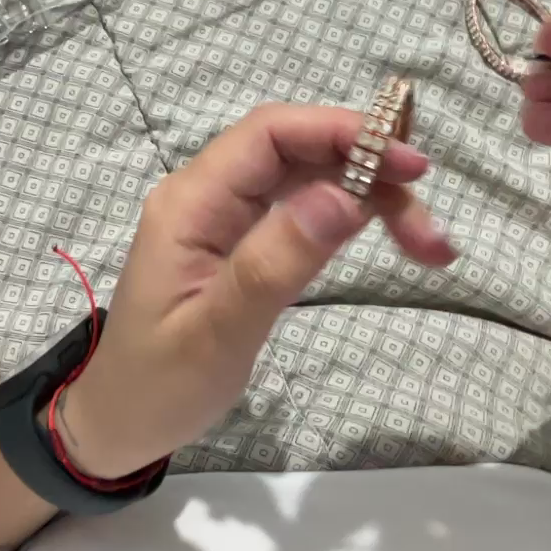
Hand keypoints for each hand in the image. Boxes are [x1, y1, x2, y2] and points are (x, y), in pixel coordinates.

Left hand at [56, 104, 459, 477]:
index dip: (341, 132)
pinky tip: (391, 239)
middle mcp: (208, 196)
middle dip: (371, 172)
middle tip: (430, 233)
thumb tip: (345, 196)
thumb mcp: (217, 334)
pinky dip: (351, 219)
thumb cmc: (159, 384)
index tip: (408, 166)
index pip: (269, 133)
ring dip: (372, 198)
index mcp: (191, 203)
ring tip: (429, 247)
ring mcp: (225, 217)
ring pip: (309, 178)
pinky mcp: (242, 241)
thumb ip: (275, 263)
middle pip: (298, 151)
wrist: (120, 418)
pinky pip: (303, 209)